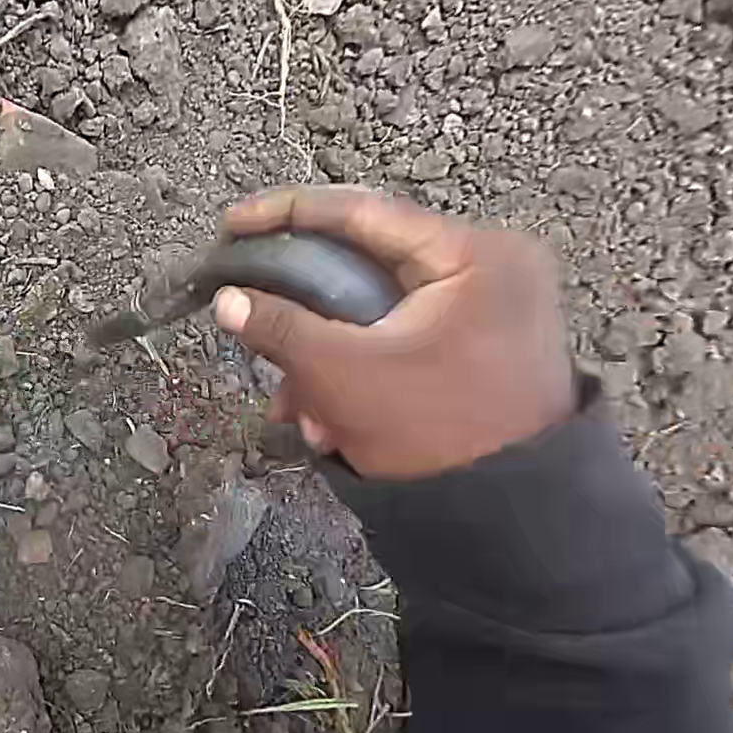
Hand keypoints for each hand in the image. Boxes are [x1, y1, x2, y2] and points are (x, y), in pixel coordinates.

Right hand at [212, 186, 572, 479]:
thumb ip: (278, 328)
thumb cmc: (432, 433)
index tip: (233, 224)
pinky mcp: (467, 350)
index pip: (362, 212)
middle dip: (300, 316)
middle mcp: (483, 271)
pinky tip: (326, 421)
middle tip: (256, 326)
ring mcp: (478, 312)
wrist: (506, 520)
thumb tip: (227, 300)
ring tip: (299, 410)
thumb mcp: (341, 374)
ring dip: (320, 360)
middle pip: (360, 270)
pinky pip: (388, 343)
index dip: (286, 213)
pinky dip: (349, 375)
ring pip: (368, 314)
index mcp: (472, 256)